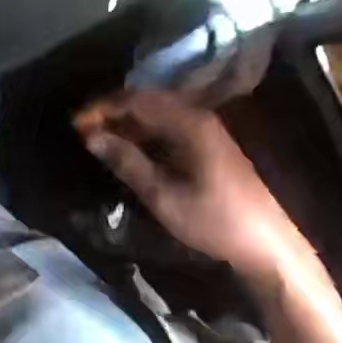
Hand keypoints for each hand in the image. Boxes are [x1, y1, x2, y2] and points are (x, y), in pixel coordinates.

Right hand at [74, 90, 302, 283]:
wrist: (265, 242)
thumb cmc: (213, 220)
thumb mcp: (163, 196)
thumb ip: (127, 162)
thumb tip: (92, 137)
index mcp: (188, 123)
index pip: (136, 100)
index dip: (103, 108)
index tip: (76, 123)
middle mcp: (199, 116)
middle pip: (148, 101)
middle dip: (113, 111)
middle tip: (84, 130)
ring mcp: (208, 128)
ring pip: (159, 113)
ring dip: (129, 122)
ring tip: (101, 139)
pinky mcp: (210, 142)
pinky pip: (171, 125)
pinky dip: (146, 132)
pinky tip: (132, 148)